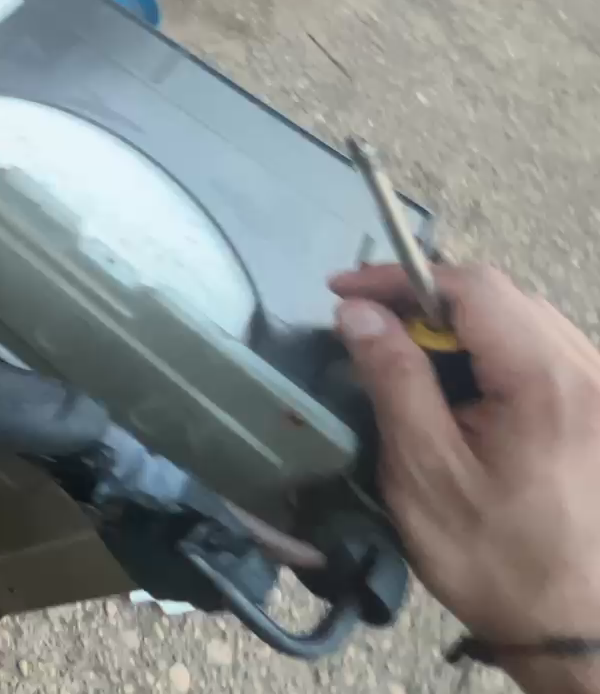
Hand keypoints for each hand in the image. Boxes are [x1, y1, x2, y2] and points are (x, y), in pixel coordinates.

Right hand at [331, 263, 599, 652]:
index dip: (400, 278)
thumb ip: (393, 375)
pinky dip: (489, 350)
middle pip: (506, 300)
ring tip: (397, 349)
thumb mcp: (423, 463)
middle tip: (360, 320)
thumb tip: (357, 311)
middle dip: (423, 299)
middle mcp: (598, 381)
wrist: (584, 635)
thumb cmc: (491, 550)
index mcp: (553, 386)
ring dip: (456, 324)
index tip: (340, 292)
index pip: (476, 289)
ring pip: (529, 324)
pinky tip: (454, 381)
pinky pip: (549, 356)